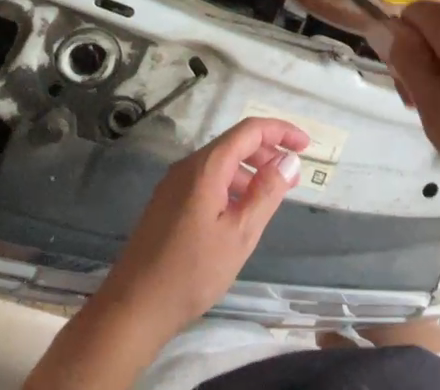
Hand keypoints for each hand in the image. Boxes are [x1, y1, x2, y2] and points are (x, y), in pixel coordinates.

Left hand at [93, 116, 310, 335]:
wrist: (133, 308)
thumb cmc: (192, 272)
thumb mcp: (240, 234)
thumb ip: (267, 193)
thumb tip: (289, 161)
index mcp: (205, 168)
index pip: (249, 131)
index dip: (281, 131)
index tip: (306, 146)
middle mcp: (187, 168)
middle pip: (233, 144)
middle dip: (267, 152)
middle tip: (293, 176)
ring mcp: (173, 186)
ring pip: (220, 164)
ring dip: (250, 172)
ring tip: (272, 196)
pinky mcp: (167, 204)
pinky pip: (206, 181)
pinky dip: (231, 186)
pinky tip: (241, 212)